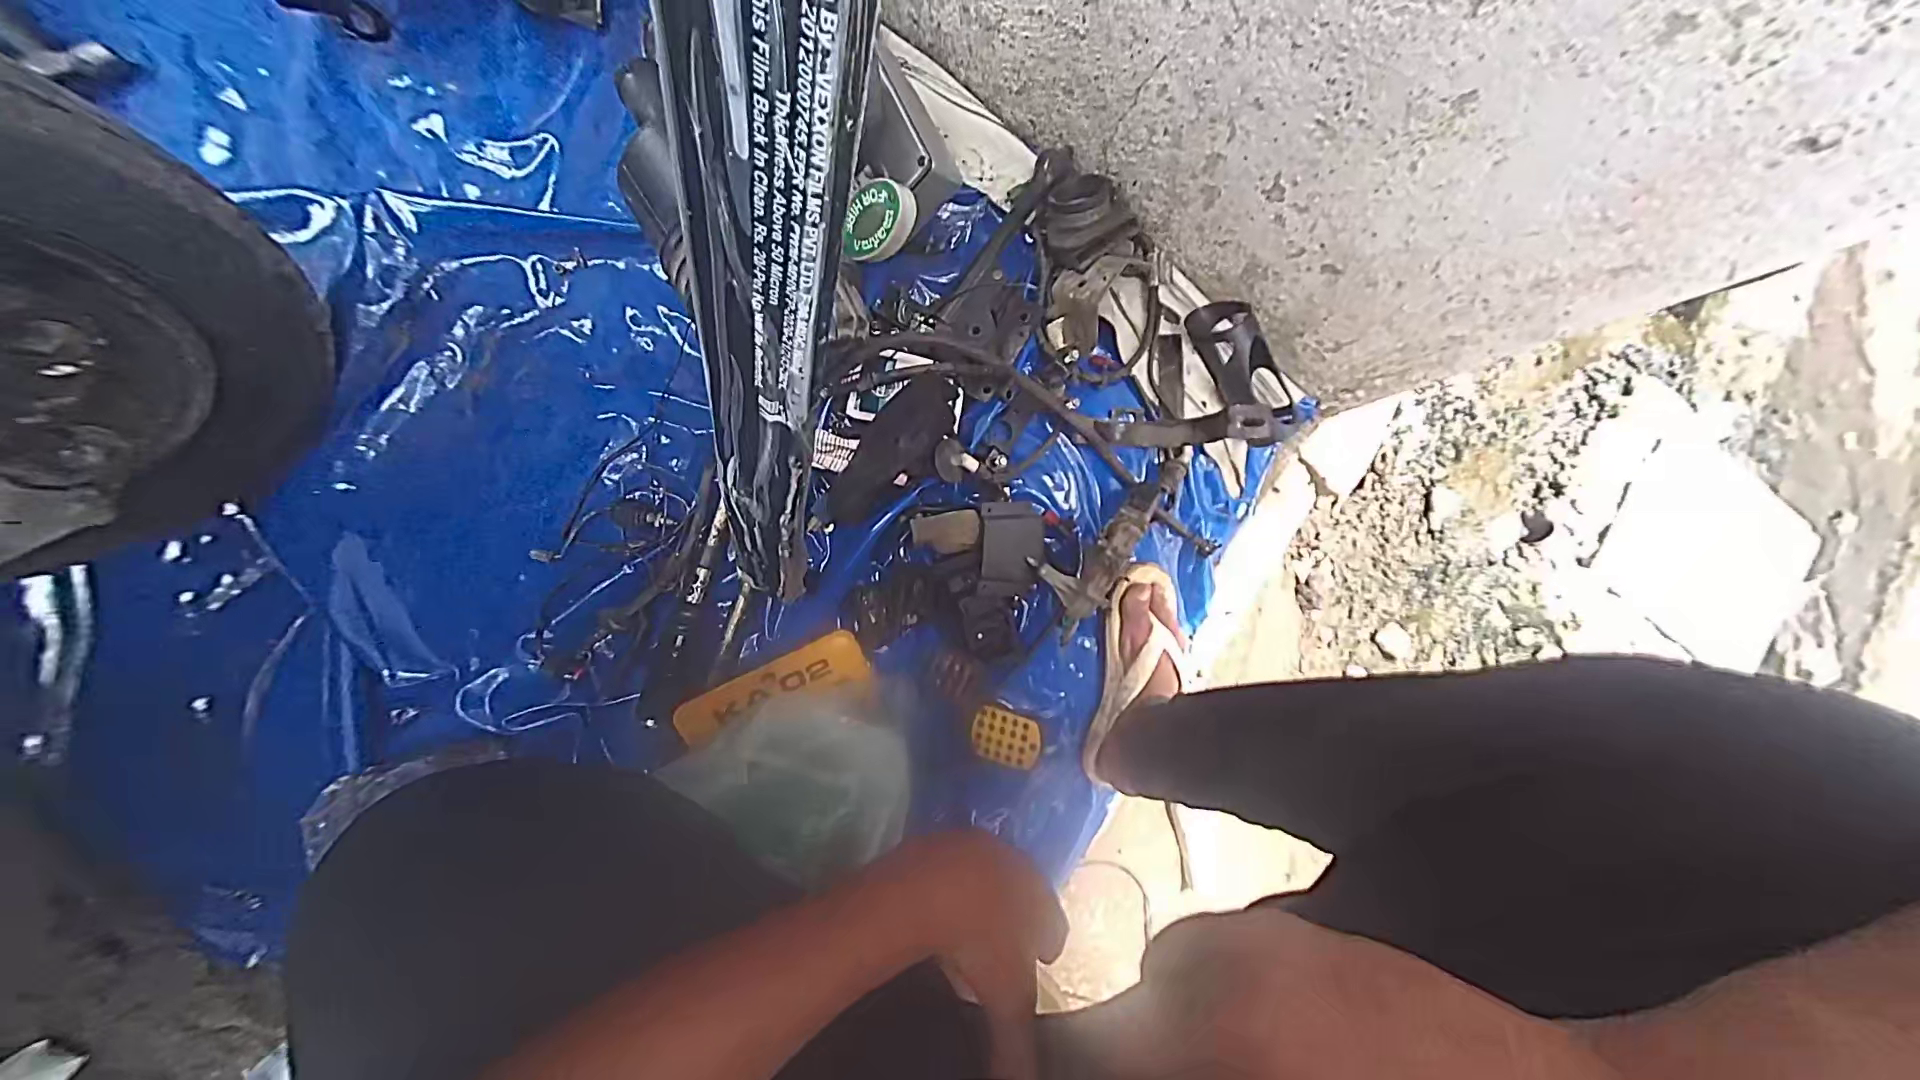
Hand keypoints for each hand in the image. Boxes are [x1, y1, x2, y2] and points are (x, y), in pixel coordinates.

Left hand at [864, 830, 1066, 1079]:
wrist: (928, 887)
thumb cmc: (980, 943)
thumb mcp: (1007, 999)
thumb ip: (1020, 1047)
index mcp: (1042, 899)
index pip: (1056, 926)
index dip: (1047, 948)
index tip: (1038, 962)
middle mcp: (1018, 864)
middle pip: (1025, 896)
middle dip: (1017, 922)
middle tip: (1001, 950)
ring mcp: (981, 845)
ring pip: (990, 878)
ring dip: (984, 899)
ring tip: (966, 931)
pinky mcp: (946, 837)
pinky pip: (955, 867)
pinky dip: (951, 885)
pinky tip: (937, 908)